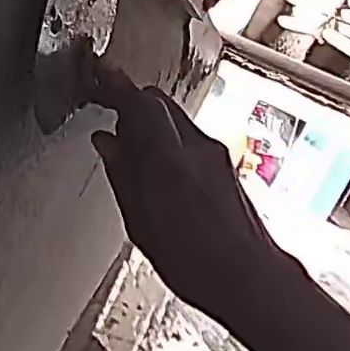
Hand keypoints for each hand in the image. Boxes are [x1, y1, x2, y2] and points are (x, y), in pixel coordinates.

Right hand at [87, 57, 286, 324]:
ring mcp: (215, 153)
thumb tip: (106, 142)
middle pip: (158, 101)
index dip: (114, 83)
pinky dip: (165, 135)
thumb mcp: (140, 223)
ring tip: (130, 148)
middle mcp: (197, 148)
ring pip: (173, 115)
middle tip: (108, 115)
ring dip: (148, 120)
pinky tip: (157, 164)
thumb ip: (122, 174)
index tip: (97, 71)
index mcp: (169, 161)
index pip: (138, 103)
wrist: (252, 279)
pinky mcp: (224, 162)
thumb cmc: (198, 263)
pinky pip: (187, 133)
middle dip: (130, 101)